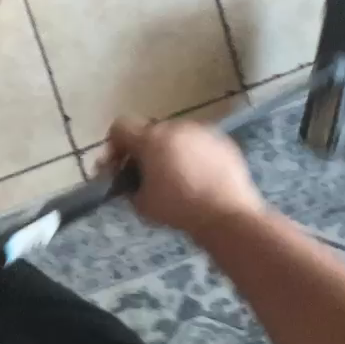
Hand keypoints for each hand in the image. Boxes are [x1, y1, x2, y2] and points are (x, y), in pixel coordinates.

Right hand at [105, 117, 265, 231]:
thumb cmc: (178, 209)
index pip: (120, 127)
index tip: (119, 166)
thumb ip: (126, 186)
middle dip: (145, 150)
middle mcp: (175, 127)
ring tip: (178, 178)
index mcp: (150, 138)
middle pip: (149, 132)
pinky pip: (199, 144)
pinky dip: (194, 156)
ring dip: (170, 151)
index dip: (115, 145)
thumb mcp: (140, 203)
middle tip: (148, 175)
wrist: (229, 217)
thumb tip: (126, 180)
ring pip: (176, 136)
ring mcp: (203, 132)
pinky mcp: (224, 142)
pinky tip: (200, 178)